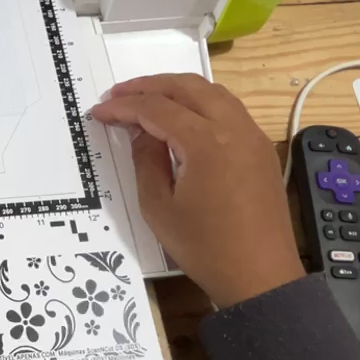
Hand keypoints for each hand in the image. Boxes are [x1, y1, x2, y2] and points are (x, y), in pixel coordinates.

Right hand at [90, 75, 305, 308]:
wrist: (258, 274)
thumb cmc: (203, 247)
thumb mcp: (158, 207)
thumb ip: (146, 161)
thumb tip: (141, 133)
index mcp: (206, 143)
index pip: (157, 109)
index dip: (124, 106)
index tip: (99, 110)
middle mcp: (234, 129)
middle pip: (188, 87)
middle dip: (149, 85)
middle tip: (118, 94)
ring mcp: (252, 136)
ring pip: (212, 92)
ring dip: (176, 90)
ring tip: (146, 100)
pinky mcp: (260, 149)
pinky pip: (228, 109)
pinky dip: (199, 104)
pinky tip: (180, 118)